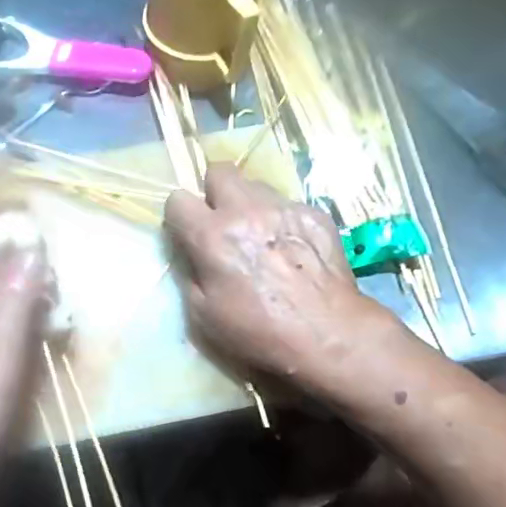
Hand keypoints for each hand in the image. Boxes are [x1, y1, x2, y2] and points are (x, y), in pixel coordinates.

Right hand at [165, 165, 396, 389]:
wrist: (327, 335)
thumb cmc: (258, 333)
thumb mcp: (203, 318)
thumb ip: (190, 276)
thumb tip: (191, 255)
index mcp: (212, 236)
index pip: (178, 199)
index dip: (179, 217)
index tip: (188, 234)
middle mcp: (247, 210)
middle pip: (219, 171)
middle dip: (214, 193)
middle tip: (222, 223)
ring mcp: (284, 208)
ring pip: (256, 185)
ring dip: (249, 205)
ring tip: (260, 237)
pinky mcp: (315, 214)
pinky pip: (288, 204)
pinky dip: (282, 221)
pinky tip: (291, 250)